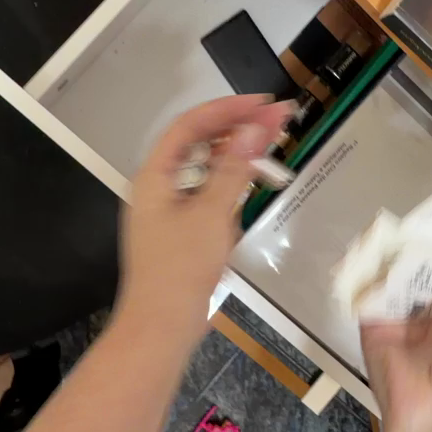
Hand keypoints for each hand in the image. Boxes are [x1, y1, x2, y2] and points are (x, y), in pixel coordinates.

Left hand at [113, 95, 292, 344]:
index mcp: (154, 176)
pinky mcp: (181, 230)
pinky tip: (250, 181)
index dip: (228, 109)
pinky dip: (229, 183)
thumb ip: (234, 168)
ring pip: (204, 169)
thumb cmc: (180, 269)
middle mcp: (157, 187)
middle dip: (237, 129)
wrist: (162, 326)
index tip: (263, 105)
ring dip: (236, 155)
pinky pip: (206, 194)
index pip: (191, 125)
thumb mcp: (211, 213)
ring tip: (270, 143)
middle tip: (276, 120)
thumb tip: (255, 129)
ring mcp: (168, 209)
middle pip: (198, 143)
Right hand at [358, 240, 431, 431]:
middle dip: (421, 251)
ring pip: (393, 281)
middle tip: (424, 216)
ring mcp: (396, 323)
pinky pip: (368, 295)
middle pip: (419, 277)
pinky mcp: (371, 327)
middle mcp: (424, 320)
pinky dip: (368, 271)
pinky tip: (375, 247)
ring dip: (394, 257)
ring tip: (400, 224)